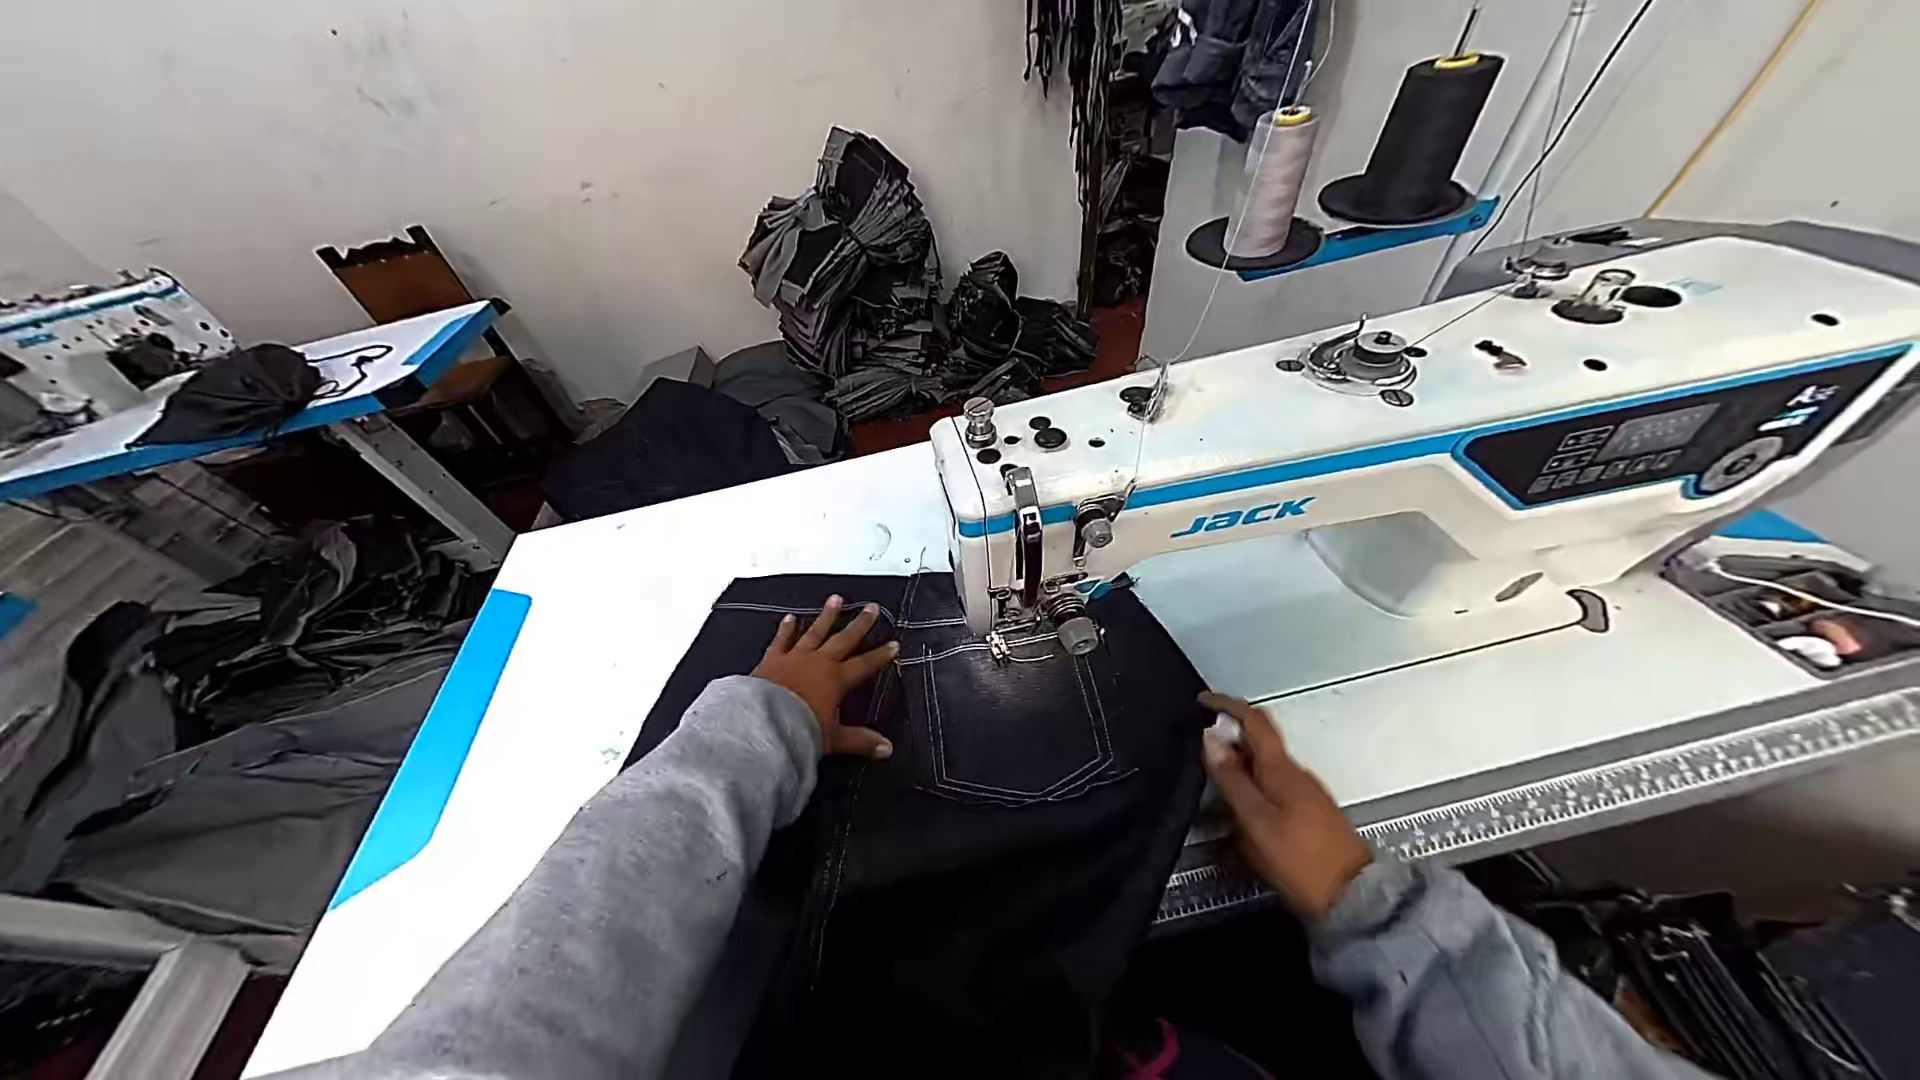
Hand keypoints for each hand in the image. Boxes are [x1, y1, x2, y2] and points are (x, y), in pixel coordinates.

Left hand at [751, 596, 899, 759]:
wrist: (760, 725)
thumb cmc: (798, 730)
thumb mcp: (833, 739)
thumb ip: (860, 741)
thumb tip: (886, 749)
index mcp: (836, 679)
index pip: (865, 665)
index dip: (881, 655)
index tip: (894, 644)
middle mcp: (818, 662)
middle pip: (844, 639)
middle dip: (860, 624)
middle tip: (872, 608)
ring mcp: (795, 658)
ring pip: (815, 632)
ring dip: (827, 616)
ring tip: (836, 599)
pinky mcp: (772, 660)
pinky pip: (782, 640)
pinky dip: (786, 629)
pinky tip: (790, 617)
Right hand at [1199, 691, 1373, 919]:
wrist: (1358, 903)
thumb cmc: (1302, 860)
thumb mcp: (1256, 820)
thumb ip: (1231, 778)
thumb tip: (1210, 738)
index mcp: (1282, 769)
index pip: (1255, 720)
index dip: (1227, 705)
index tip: (1202, 701)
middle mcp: (1296, 775)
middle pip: (1257, 745)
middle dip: (1227, 746)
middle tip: (1200, 760)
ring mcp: (1306, 795)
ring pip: (1263, 771)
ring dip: (1237, 775)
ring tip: (1214, 801)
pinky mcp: (1310, 816)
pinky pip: (1272, 793)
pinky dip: (1251, 796)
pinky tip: (1239, 825)